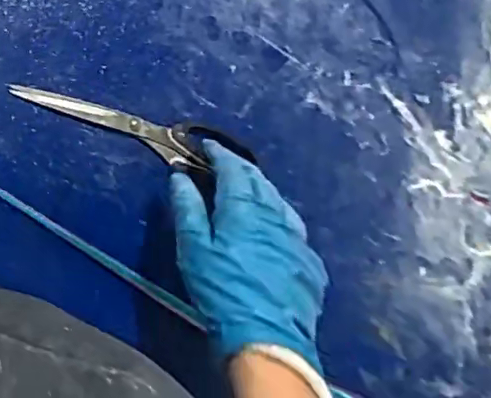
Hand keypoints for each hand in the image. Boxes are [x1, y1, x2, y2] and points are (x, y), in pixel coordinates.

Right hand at [170, 142, 327, 379]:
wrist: (268, 344)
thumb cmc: (223, 292)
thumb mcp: (194, 248)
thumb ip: (187, 207)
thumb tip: (180, 175)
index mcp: (244, 207)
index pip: (232, 167)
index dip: (218, 153)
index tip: (205, 145)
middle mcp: (274, 215)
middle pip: (258, 179)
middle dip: (239, 166)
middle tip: (222, 163)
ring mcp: (297, 240)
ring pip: (278, 201)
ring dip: (260, 189)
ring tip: (246, 190)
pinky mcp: (310, 264)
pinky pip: (293, 228)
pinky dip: (277, 217)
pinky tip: (271, 227)